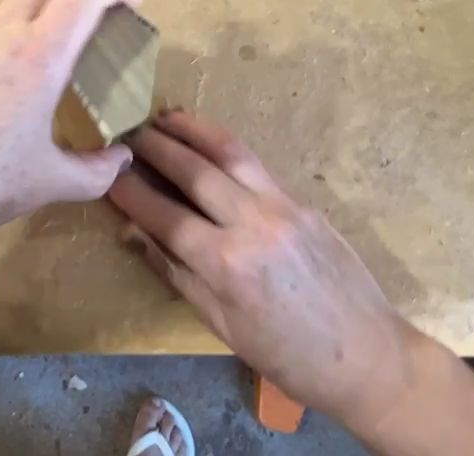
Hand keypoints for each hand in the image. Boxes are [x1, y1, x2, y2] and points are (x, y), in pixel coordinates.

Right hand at [108, 110, 427, 436]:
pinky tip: (205, 139)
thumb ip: (174, 271)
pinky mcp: (301, 199)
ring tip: (162, 116)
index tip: (105, 173)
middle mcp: (251, 224)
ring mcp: (281, 205)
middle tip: (126, 134)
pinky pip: (253, 162)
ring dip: (189, 129)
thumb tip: (131, 232)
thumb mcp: (221, 325)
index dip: (129, 191)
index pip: (162, 214)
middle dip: (153, 147)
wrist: (368, 356)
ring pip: (226, 151)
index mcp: (226, 265)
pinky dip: (221, 144)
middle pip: (191, 170)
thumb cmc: (286, 354)